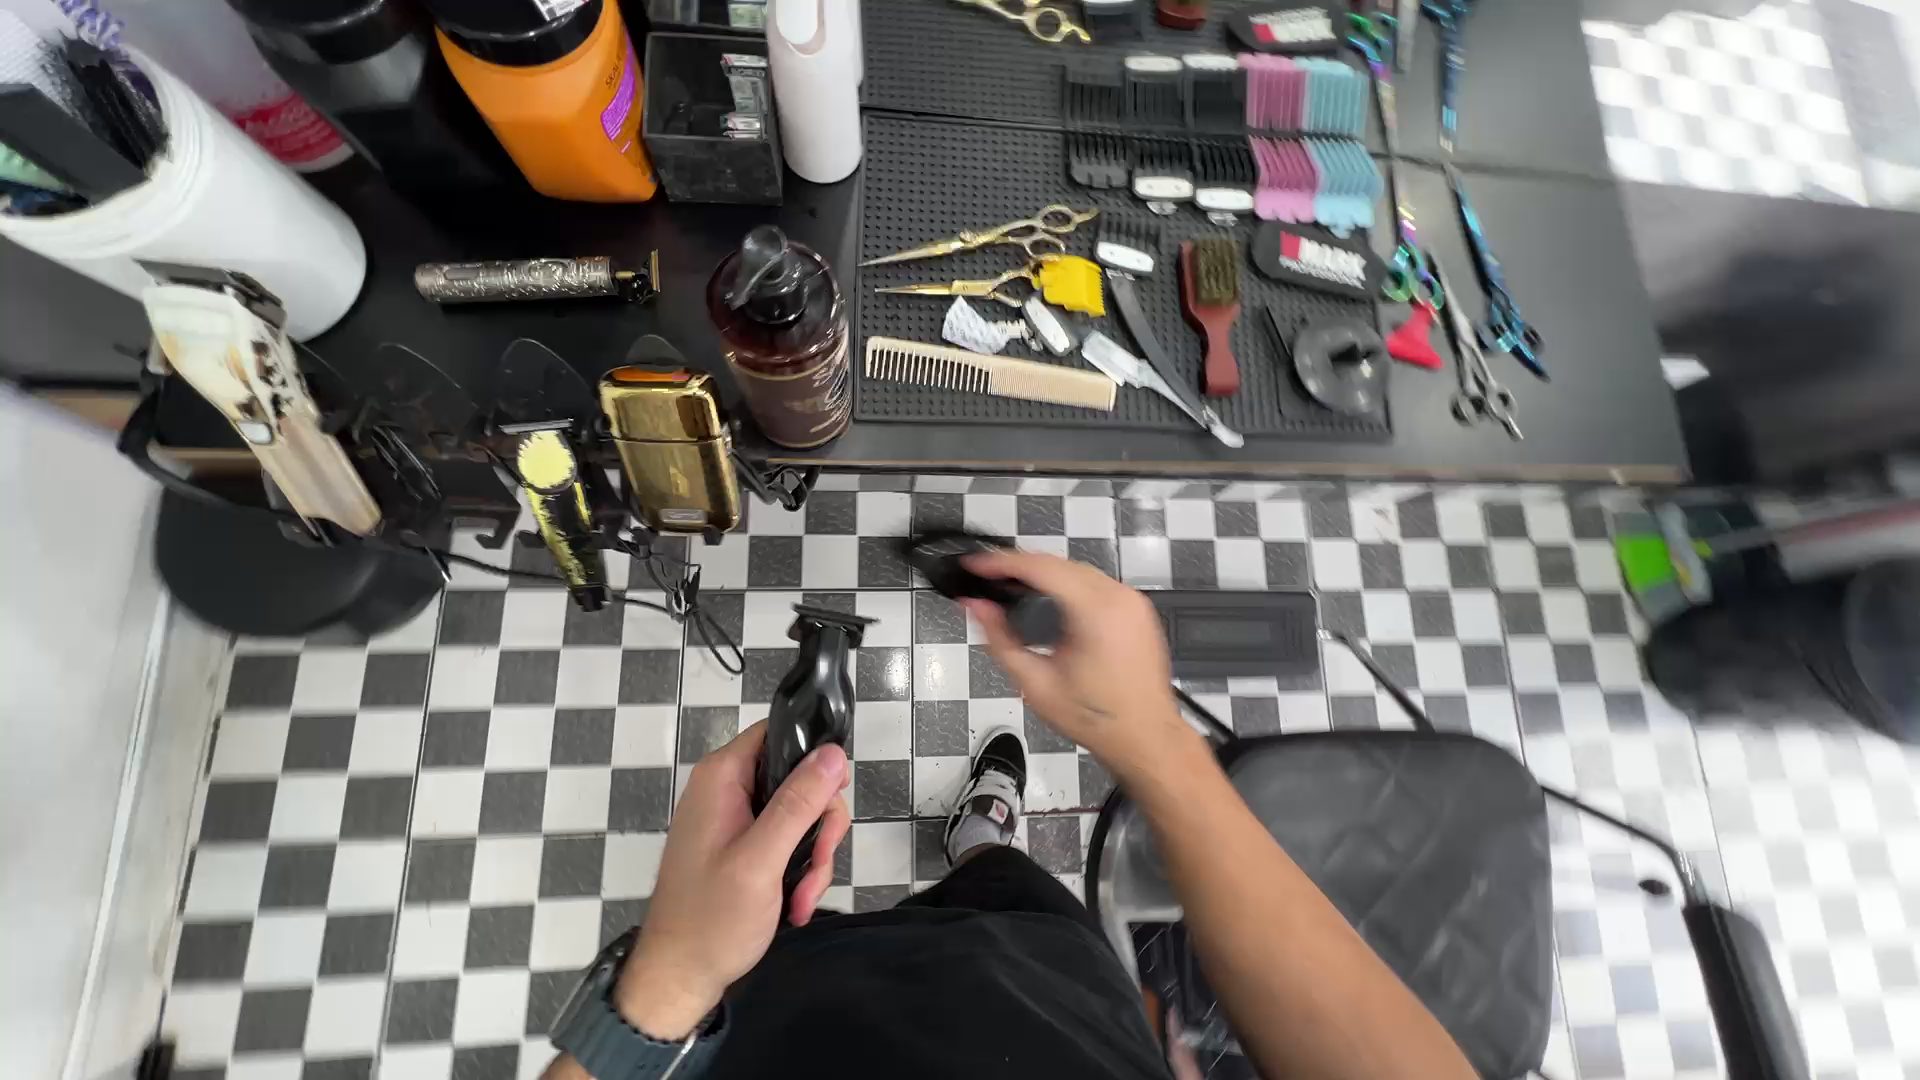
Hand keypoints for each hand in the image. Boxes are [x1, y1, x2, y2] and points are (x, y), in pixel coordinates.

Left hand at [614, 721, 849, 1039]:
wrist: (679, 980)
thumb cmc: (711, 919)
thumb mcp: (761, 859)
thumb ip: (798, 803)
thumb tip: (834, 753)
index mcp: (723, 776)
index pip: (778, 732)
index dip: (813, 754)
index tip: (832, 794)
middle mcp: (729, 788)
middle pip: (799, 777)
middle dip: (818, 824)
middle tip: (819, 861)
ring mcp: (737, 817)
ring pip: (801, 812)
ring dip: (813, 854)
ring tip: (803, 896)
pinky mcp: (745, 843)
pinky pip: (788, 837)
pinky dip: (800, 867)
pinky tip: (796, 901)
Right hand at [961, 551, 1197, 784]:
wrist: (1147, 737)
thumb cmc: (1094, 717)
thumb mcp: (1036, 683)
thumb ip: (1000, 640)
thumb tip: (977, 607)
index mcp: (1096, 612)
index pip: (1041, 568)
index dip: (1002, 562)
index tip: (977, 565)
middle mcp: (1118, 598)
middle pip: (1059, 563)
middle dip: (1020, 565)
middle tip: (987, 576)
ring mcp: (1132, 601)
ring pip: (1077, 569)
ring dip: (1043, 572)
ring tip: (1009, 584)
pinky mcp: (1137, 609)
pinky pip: (1095, 583)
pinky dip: (1066, 583)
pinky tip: (1046, 596)